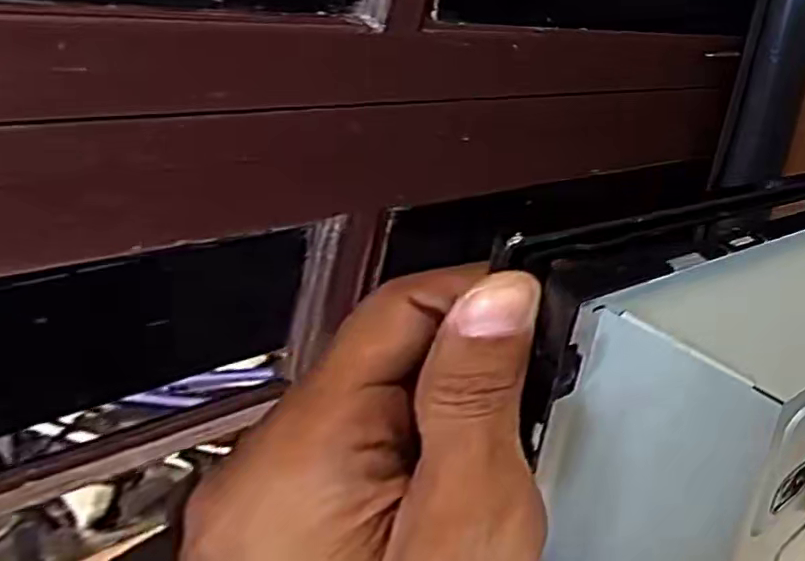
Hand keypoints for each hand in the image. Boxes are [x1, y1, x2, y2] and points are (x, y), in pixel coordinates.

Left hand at [182, 267, 545, 560]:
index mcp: (298, 452)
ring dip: (459, 389)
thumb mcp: (467, 510)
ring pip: (391, 384)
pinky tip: (463, 463)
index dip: (481, 293)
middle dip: (474, 350)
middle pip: (393, 342)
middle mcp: (267, 465)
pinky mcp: (301, 511)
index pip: (402, 304)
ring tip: (497, 435)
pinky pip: (379, 427)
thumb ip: (477, 392)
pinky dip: (436, 425)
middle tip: (526, 390)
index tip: (537, 313)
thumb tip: (500, 293)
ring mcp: (278, 492)